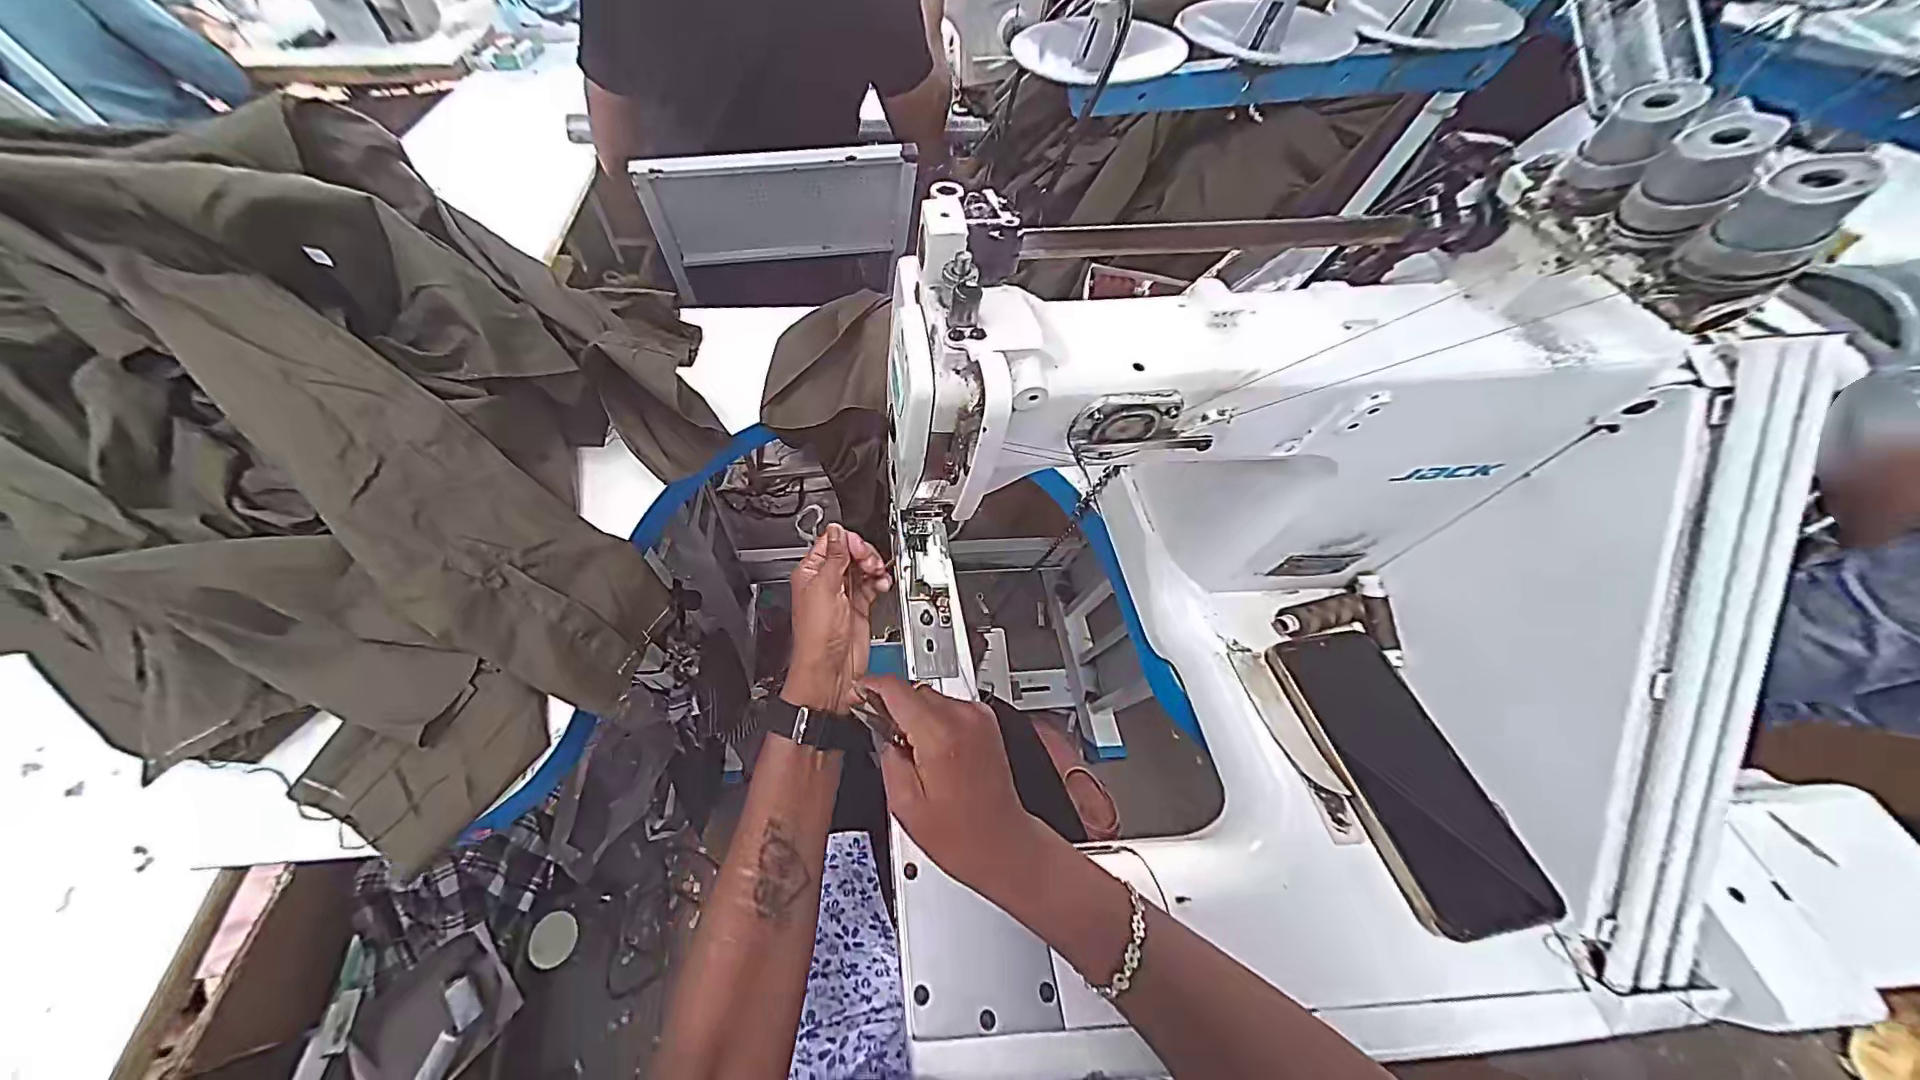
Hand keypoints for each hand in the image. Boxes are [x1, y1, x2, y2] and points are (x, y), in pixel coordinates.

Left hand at [783, 524, 890, 710]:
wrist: (831, 671)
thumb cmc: (817, 637)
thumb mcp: (825, 589)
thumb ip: (834, 558)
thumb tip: (836, 531)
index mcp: (811, 573)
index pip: (831, 543)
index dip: (847, 542)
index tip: (858, 550)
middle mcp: (827, 582)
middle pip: (850, 553)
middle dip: (864, 554)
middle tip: (869, 564)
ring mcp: (845, 594)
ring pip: (864, 567)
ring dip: (874, 567)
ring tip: (877, 575)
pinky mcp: (860, 606)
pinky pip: (873, 584)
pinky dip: (880, 582)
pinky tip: (881, 585)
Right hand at [860, 674, 1050, 902]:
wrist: (1001, 841)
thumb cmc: (960, 833)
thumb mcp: (903, 801)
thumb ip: (885, 754)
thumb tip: (877, 726)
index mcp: (940, 735)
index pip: (896, 688)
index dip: (870, 687)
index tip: (857, 693)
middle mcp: (964, 717)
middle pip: (913, 690)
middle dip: (894, 708)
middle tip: (884, 737)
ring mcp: (979, 716)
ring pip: (930, 696)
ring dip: (915, 715)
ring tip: (915, 754)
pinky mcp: (986, 720)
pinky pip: (949, 706)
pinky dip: (935, 720)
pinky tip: (933, 751)